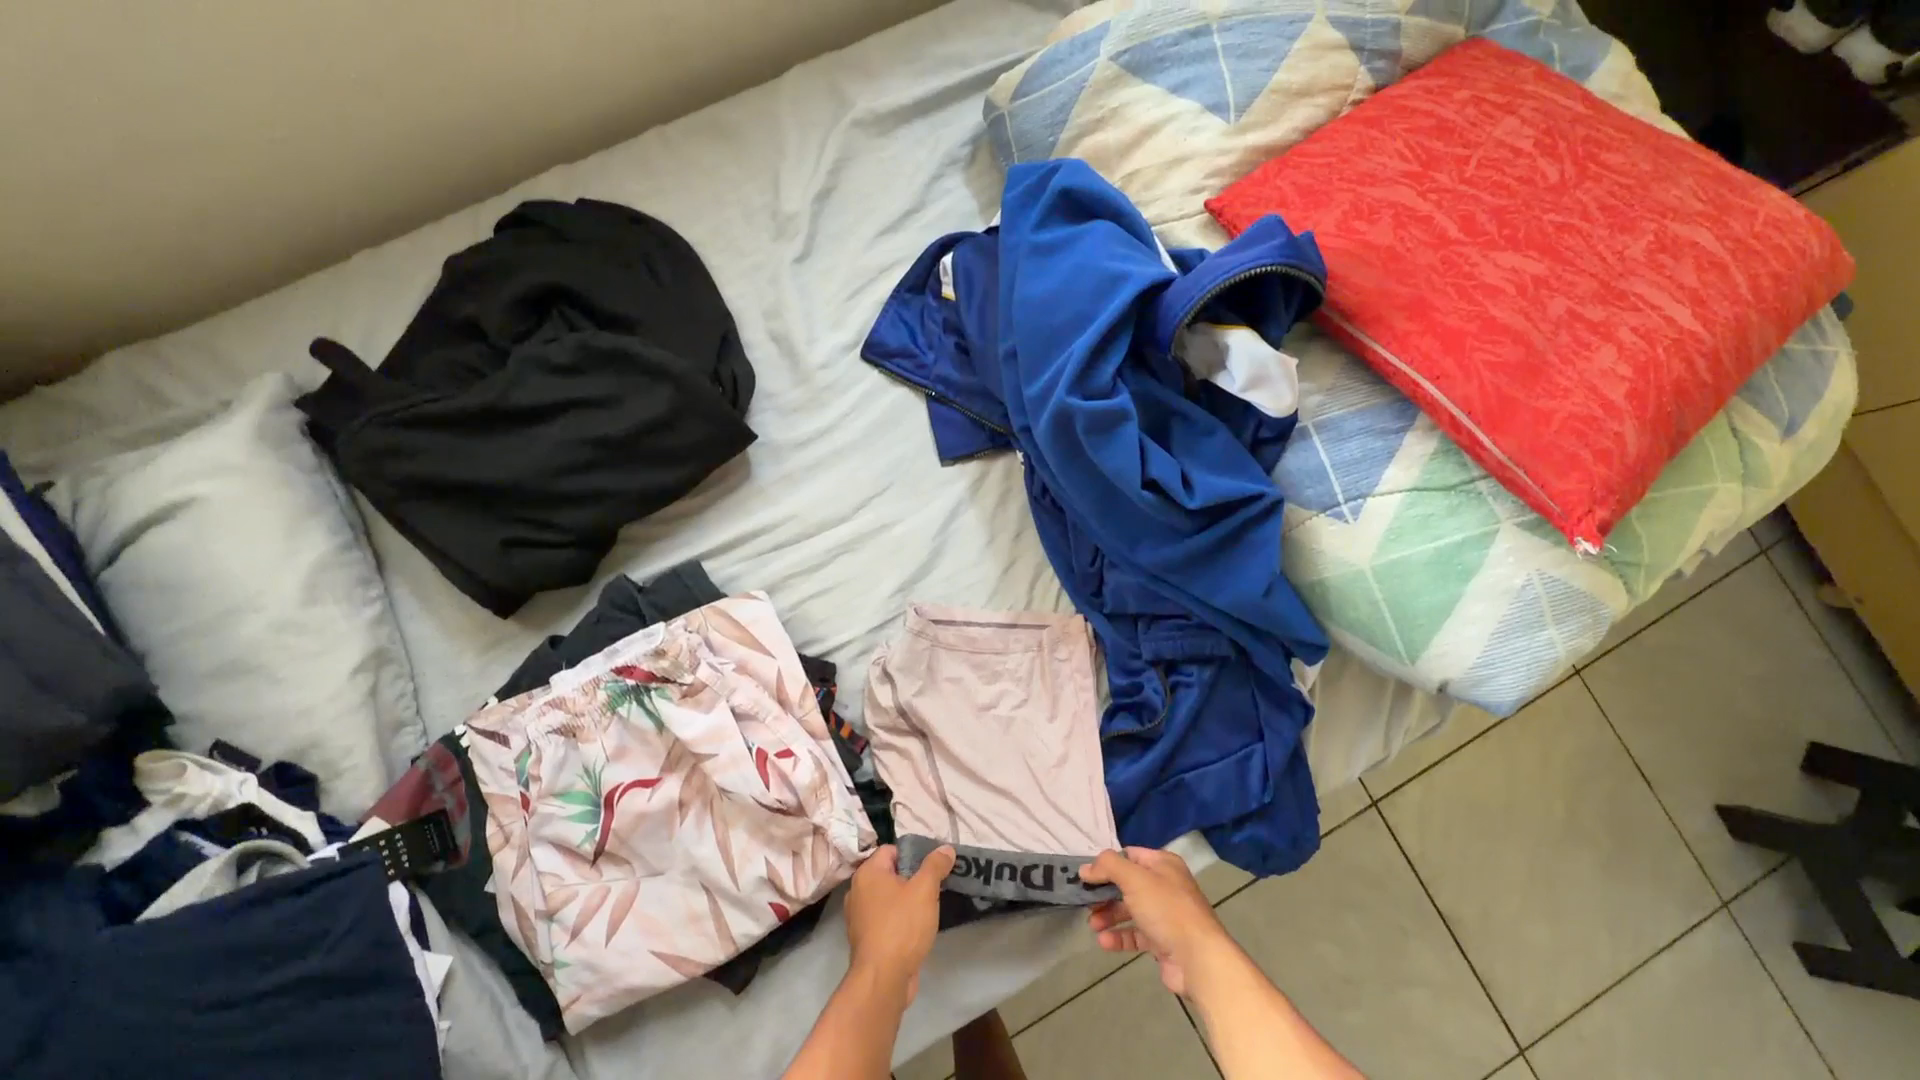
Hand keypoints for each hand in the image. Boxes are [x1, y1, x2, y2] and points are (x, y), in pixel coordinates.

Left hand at [844, 843, 953, 1002]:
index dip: (914, 854)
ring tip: (930, 907)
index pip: (892, 850)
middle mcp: (857, 891)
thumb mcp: (924, 890)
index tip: (934, 866)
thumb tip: (945, 848)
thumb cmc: (902, 926)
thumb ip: (935, 865)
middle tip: (935, 886)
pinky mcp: (866, 938)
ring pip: (888, 898)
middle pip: (890, 874)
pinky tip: (917, 928)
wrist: (883, 978)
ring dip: (907, 901)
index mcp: (867, 873)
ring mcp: (859, 916)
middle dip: (913, 879)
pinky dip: (899, 919)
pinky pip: (885, 919)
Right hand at [1079, 847, 1235, 996]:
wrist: (1198, 958)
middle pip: (1127, 884)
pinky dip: (1119, 937)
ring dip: (1108, 916)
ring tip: (1093, 924)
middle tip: (1086, 901)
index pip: (1129, 855)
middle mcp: (1165, 886)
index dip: (1107, 863)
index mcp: (1163, 865)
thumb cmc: (1166, 909)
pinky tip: (1104, 941)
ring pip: (1129, 910)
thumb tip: (1086, 868)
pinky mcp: (1162, 941)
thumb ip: (1108, 867)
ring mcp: (1164, 915)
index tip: (1086, 874)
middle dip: (1105, 893)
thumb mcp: (1135, 879)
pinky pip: (1135, 935)